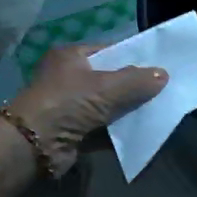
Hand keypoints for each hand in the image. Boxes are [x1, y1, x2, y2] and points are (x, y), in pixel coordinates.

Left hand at [5, 45, 167, 175]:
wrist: (33, 145)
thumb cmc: (68, 103)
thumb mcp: (107, 87)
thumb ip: (137, 81)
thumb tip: (164, 75)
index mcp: (71, 57)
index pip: (109, 52)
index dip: (133, 58)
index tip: (158, 67)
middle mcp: (68, 78)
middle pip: (109, 80)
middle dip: (134, 87)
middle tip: (162, 91)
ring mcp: (70, 106)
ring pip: (107, 106)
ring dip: (128, 112)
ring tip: (158, 112)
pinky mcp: (73, 132)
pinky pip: (103, 129)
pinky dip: (118, 132)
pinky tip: (141, 133)